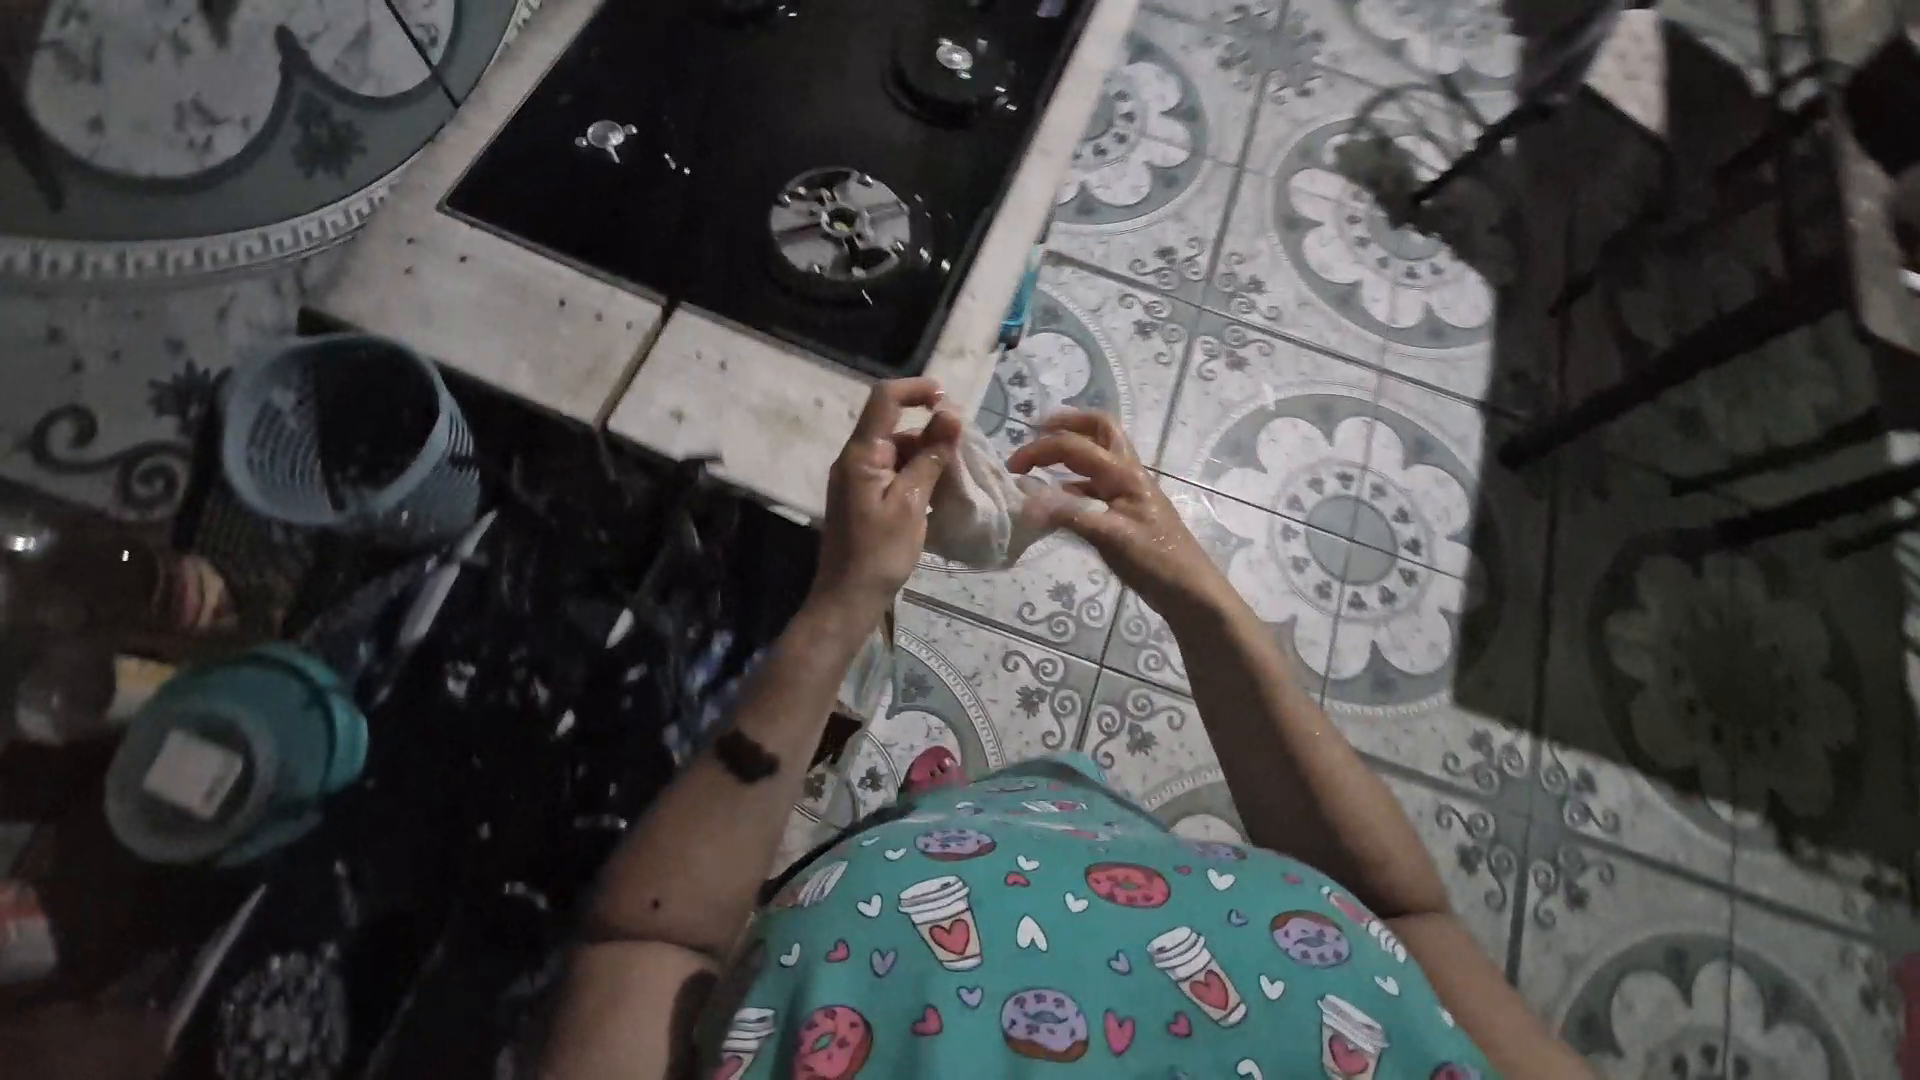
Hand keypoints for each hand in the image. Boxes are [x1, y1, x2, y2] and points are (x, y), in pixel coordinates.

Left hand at [811, 377, 960, 622]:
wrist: (849, 598)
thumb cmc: (880, 552)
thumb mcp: (911, 503)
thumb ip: (930, 457)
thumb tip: (951, 415)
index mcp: (861, 455)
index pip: (884, 400)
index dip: (916, 389)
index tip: (948, 398)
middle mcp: (855, 460)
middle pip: (895, 428)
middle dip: (931, 433)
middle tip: (964, 454)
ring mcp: (857, 480)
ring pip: (898, 453)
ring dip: (927, 458)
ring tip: (957, 478)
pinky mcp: (864, 499)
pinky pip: (893, 474)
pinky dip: (917, 477)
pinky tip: (939, 494)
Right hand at [1007, 410, 1232, 621]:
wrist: (1189, 590)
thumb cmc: (1155, 562)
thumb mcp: (1111, 538)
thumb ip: (1069, 515)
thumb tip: (1027, 502)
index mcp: (1124, 474)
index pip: (1075, 446)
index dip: (1040, 450)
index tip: (1011, 468)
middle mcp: (1127, 473)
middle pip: (1098, 430)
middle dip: (1066, 423)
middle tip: (1036, 430)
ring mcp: (1128, 491)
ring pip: (1099, 454)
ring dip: (1071, 448)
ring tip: (1040, 459)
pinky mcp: (1126, 510)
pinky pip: (1096, 485)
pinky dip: (1073, 482)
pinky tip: (1057, 498)